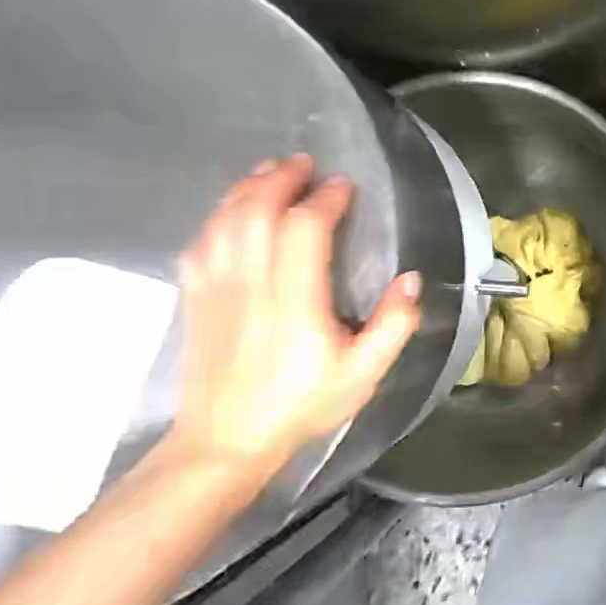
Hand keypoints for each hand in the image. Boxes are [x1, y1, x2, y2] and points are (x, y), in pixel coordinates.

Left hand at [174, 154, 421, 469]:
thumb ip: (393, 325)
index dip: (325, 200)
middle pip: (257, 211)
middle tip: (305, 163)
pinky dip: (218, 217)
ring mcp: (216, 289)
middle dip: (281, 179)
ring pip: (225, 220)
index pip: (305, 230)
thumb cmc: (301, 406)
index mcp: (295, 300)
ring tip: (269, 171)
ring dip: (247, 188)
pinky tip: (231, 212)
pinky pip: (201, 243)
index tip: (344, 187)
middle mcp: (251, 284)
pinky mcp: (195, 299)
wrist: (225, 441)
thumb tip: (410, 279)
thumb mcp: (364, 374)